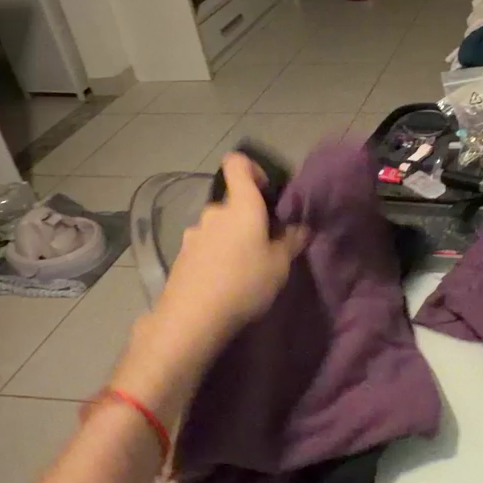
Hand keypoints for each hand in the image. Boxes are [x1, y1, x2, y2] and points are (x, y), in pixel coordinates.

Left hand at [110, 154, 306, 406]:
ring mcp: (193, 234)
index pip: (237, 164)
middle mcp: (214, 212)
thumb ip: (291, 242)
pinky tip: (224, 282)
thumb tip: (300, 228)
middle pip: (232, 203)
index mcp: (240, 205)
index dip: (252, 169)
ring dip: (231, 239)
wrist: (192, 318)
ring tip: (244, 268)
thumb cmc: (244, 283)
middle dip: (248, 217)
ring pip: (218, 227)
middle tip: (265, 244)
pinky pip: (205, 247)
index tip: (267, 191)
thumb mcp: (280, 265)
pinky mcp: (181, 256)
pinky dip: (216, 256)